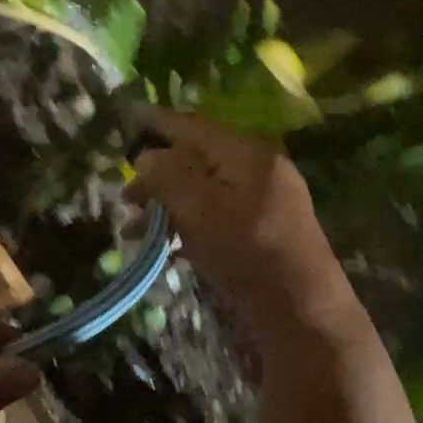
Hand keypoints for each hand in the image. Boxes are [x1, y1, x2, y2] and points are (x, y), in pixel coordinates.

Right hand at [129, 109, 350, 331]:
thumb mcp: (200, 210)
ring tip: (133, 231)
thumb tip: (145, 155)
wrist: (298, 307)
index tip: (127, 116)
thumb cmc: (246, 252)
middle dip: (155, 175)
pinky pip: (212, 215)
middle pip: (195, 159)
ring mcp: (259, 201)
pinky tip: (161, 246)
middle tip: (125, 197)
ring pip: (200, 191)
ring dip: (164, 206)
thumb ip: (169, 176)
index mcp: (245, 154)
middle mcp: (255, 169)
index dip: (157, 122)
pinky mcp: (257, 230)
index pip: (193, 126)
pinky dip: (183, 224)